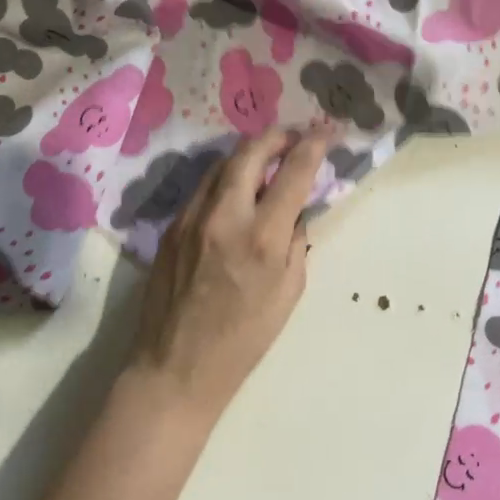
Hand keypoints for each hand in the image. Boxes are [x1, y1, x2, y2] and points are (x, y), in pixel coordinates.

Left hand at [121, 128, 329, 419]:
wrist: (175, 369)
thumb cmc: (243, 339)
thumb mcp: (289, 293)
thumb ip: (297, 242)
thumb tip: (296, 212)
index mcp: (262, 237)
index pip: (294, 171)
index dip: (315, 144)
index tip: (328, 131)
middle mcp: (225, 216)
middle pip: (251, 151)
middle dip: (278, 136)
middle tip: (294, 138)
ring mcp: (192, 218)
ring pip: (223, 164)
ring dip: (250, 154)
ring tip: (267, 159)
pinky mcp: (171, 227)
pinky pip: (203, 188)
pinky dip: (226, 178)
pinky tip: (236, 191)